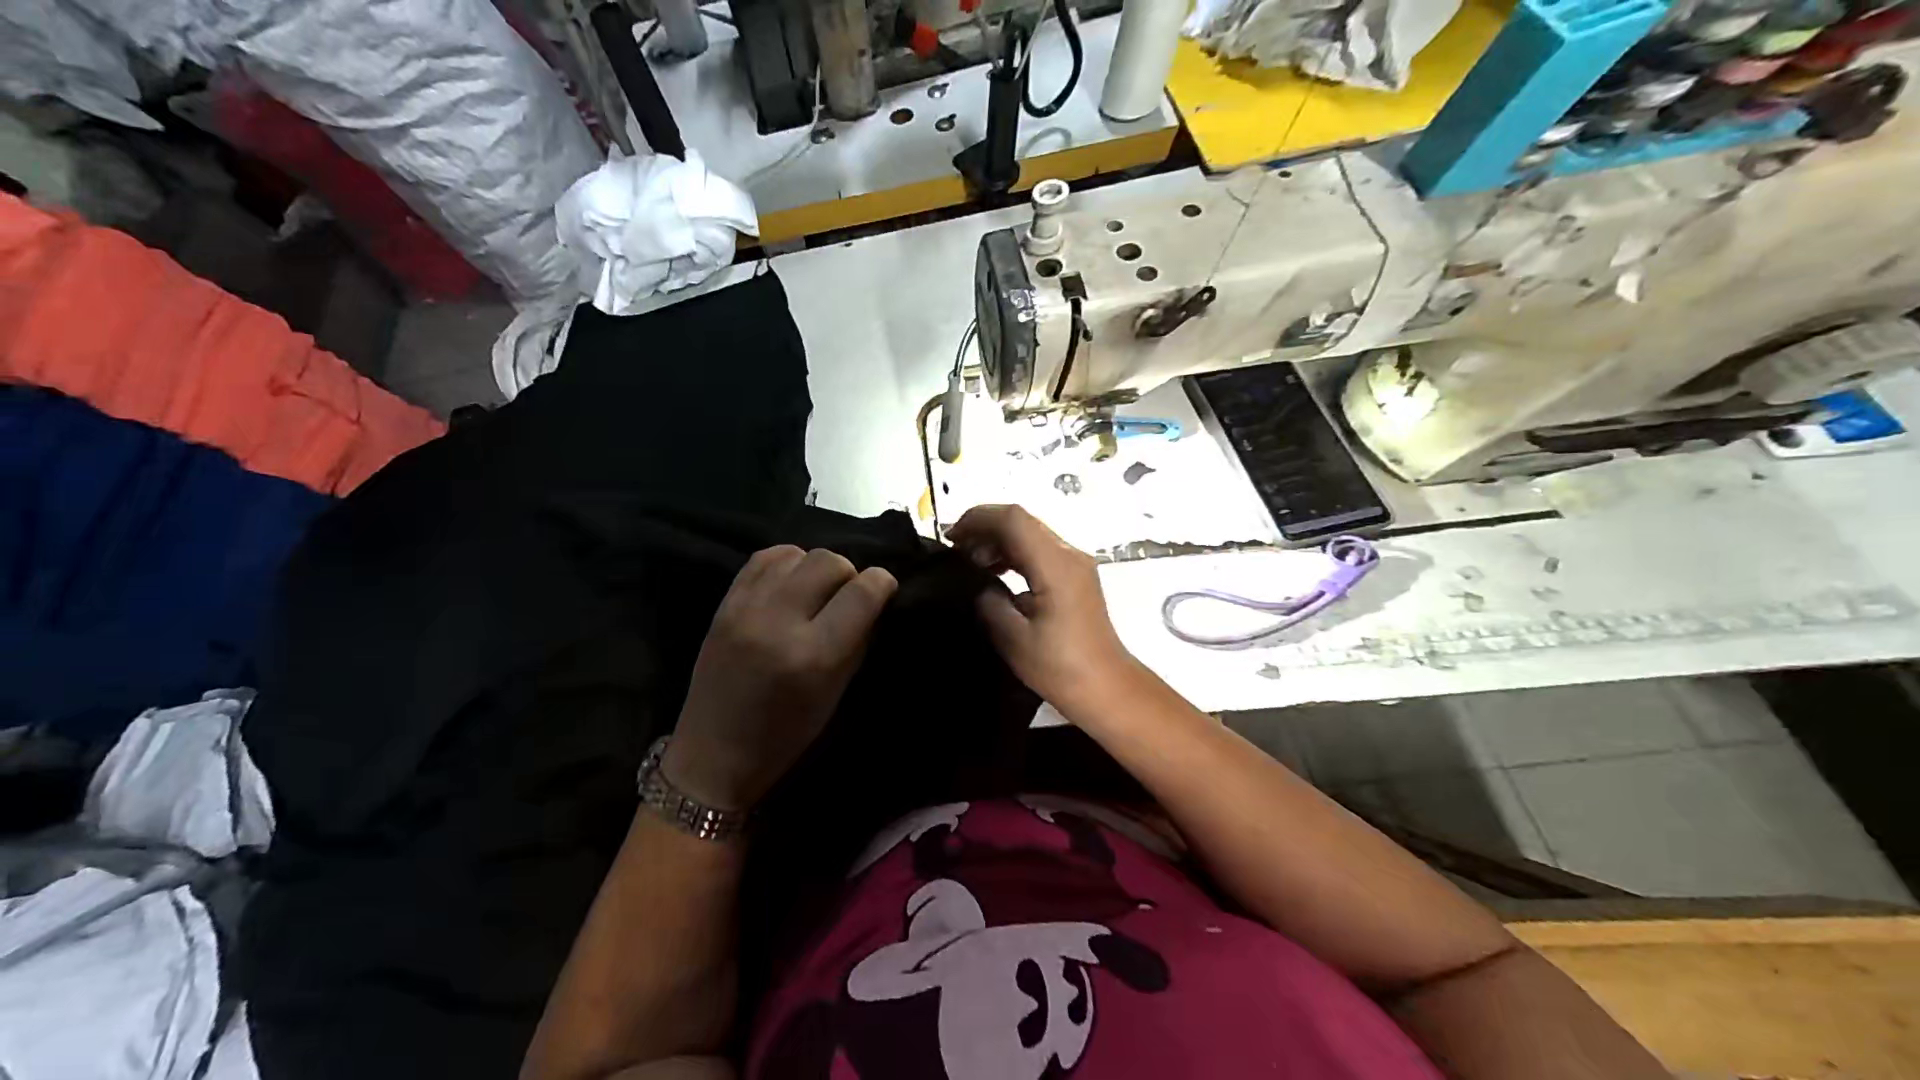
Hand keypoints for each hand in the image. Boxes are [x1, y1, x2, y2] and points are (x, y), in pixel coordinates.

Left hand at [665, 546, 897, 810]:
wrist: (715, 752)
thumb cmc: (787, 735)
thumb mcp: (837, 692)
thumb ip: (859, 639)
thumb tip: (874, 599)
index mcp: (814, 656)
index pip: (862, 592)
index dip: (883, 583)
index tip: (885, 590)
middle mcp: (779, 622)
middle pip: (829, 561)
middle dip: (849, 574)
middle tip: (847, 596)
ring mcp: (746, 608)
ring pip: (797, 553)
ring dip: (815, 567)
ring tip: (815, 591)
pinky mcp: (724, 604)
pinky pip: (763, 558)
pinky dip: (786, 564)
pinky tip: (790, 583)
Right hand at [947, 505, 1138, 716]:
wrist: (1106, 688)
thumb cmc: (1060, 667)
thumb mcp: (1012, 638)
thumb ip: (988, 601)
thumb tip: (978, 583)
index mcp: (1056, 566)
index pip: (1013, 520)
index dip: (977, 519)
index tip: (950, 539)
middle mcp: (1069, 555)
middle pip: (1022, 522)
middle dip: (983, 529)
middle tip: (954, 553)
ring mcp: (1075, 564)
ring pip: (1029, 535)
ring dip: (997, 541)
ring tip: (968, 563)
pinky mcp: (1074, 577)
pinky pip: (1039, 552)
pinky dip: (1012, 555)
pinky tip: (992, 575)